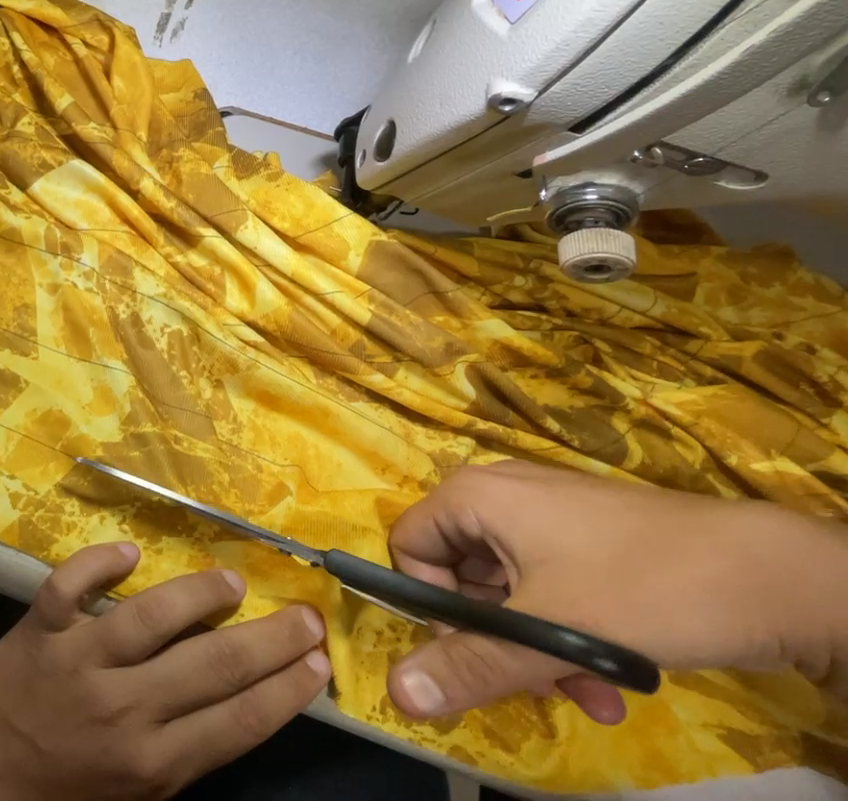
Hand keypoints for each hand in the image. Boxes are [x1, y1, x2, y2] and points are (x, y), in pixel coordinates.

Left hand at [0, 542, 331, 800]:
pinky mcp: (38, 630)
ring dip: (198, 595)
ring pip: (148, 619)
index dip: (287, 690)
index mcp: (157, 761)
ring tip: (232, 580)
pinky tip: (130, 553)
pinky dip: (97, 565)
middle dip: (270, 640)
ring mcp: (78, 662)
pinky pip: (69, 587)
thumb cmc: (72, 786)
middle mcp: (124, 709)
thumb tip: (248, 697)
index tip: (320, 662)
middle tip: (305, 615)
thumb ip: (190, 745)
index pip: (240, 721)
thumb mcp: (144, 789)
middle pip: (212, 666)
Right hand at [386, 460, 847, 724]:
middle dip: (498, 640)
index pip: (409, 549)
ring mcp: (548, 512)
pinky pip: (550, 584)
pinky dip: (568, 630)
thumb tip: (398, 695)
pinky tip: (612, 676)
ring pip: (511, 587)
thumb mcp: (553, 635)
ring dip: (538, 648)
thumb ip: (470, 666)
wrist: (790, 578)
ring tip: (592, 694)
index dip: (434, 607)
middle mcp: (500, 493)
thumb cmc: (649, 587)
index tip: (481, 652)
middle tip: (541, 684)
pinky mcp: (590, 535)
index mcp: (472, 495)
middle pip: (461, 573)